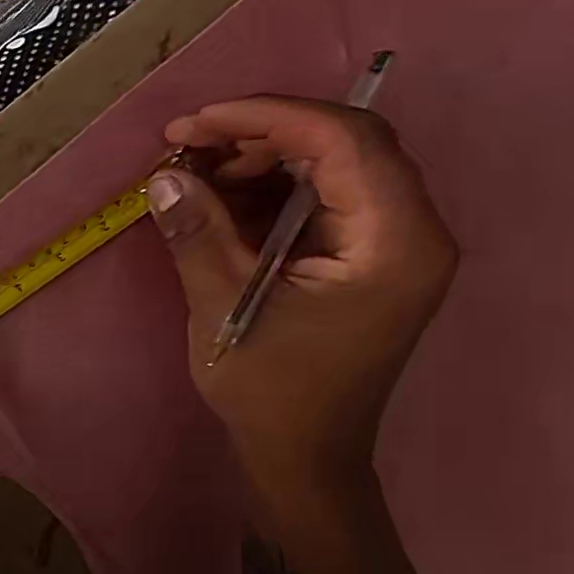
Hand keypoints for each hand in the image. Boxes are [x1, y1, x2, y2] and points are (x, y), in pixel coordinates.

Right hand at [150, 95, 456, 477]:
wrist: (304, 457)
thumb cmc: (270, 394)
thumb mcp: (224, 309)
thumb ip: (197, 235)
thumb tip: (162, 175)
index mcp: (394, 242)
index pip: (342, 140)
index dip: (265, 117)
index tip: (194, 122)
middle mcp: (411, 231)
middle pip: (342, 144)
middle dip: (259, 135)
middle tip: (186, 146)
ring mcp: (392, 244)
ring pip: (332, 167)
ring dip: (261, 162)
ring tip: (195, 175)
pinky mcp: (367, 258)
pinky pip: (323, 201)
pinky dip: (271, 193)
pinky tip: (221, 202)